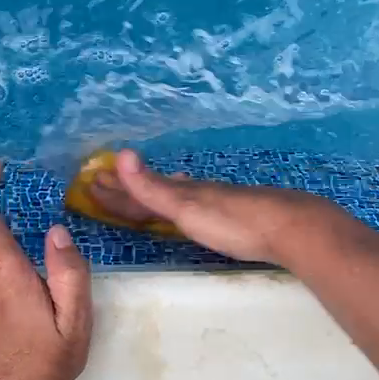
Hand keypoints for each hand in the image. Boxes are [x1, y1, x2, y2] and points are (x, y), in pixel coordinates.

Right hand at [85, 149, 346, 263]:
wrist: (288, 226)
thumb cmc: (233, 221)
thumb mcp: (187, 206)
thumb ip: (153, 187)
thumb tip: (121, 154)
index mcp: (183, 192)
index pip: (140, 191)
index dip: (116, 190)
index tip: (90, 184)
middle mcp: (198, 193)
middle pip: (157, 189)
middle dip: (130, 187)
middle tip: (105, 182)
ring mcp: (219, 202)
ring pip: (178, 194)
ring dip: (155, 191)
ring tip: (143, 185)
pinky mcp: (236, 216)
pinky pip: (197, 203)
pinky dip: (184, 199)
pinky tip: (197, 200)